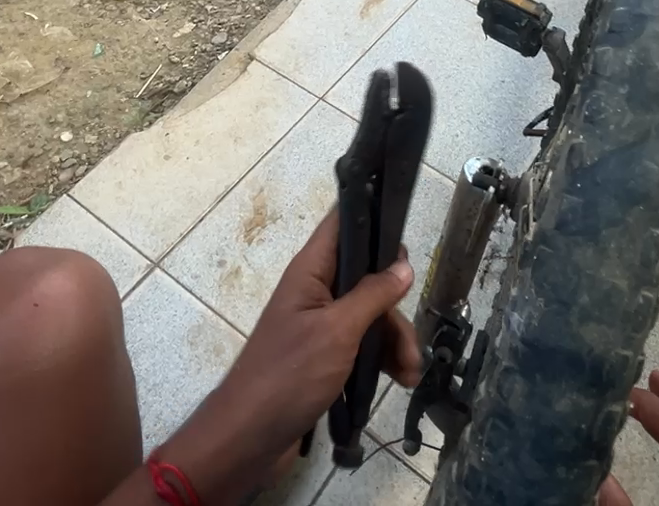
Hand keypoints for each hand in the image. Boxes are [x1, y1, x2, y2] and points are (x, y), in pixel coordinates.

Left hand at [155, 210, 421, 503]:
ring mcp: (321, 324)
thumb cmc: (288, 375)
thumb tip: (403, 265)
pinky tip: (401, 379)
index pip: (341, 224)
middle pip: (367, 276)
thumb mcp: (338, 331)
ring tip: (410, 371)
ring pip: (370, 313)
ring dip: (394, 339)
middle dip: (395, 303)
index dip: (372, 216)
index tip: (403, 229)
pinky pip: (362, 344)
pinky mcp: (325, 355)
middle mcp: (316, 290)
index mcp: (311, 271)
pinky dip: (383, 358)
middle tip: (410, 334)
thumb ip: (373, 295)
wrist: (247, 441)